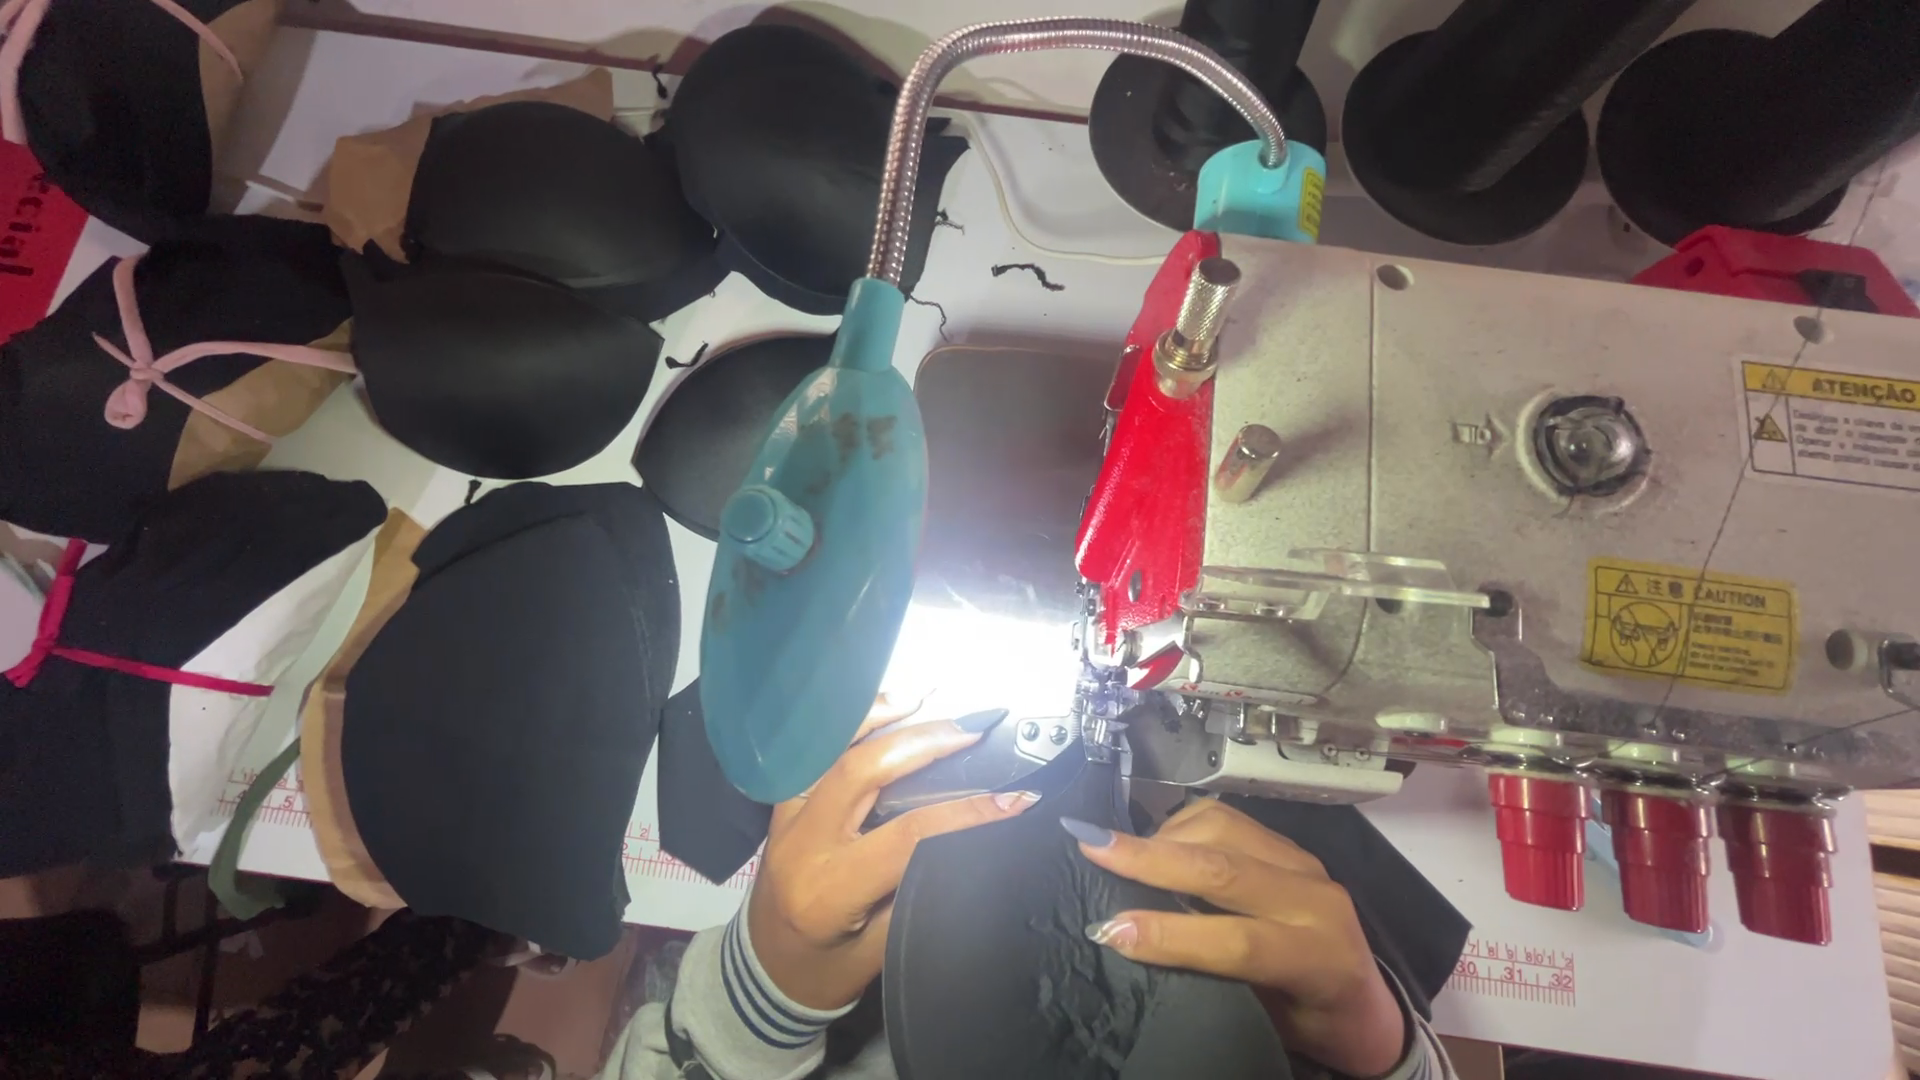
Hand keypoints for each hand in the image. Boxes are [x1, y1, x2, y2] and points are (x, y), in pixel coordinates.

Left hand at [748, 697, 1038, 1009]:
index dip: (965, 813)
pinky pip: (813, 753)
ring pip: (830, 749)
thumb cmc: (821, 973)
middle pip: (864, 770)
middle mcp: (803, 842)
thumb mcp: (877, 951)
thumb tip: (966, 841)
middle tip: (968, 730)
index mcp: (830, 890)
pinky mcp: (780, 805)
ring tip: (919, 699)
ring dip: (877, 716)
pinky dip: (847, 726)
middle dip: (922, 742)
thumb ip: (914, 895)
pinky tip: (877, 710)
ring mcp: (785, 817)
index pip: (907, 835)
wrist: (757, 978)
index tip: (1013, 799)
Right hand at [1065, 799, 1405, 1077]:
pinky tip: (1159, 841)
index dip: (1172, 935)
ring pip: (1223, 829)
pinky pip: (1227, 818)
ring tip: (1124, 852)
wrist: (1369, 1004)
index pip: (1239, 941)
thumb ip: (1212, 975)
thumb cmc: (1314, 1024)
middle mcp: (1316, 901)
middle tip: (1094, 845)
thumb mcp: (1268, 1020)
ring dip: (1164, 836)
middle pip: (1225, 868)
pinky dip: (1182, 825)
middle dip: (1152, 857)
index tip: (1113, 930)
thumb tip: (1133, 937)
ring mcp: (1303, 863)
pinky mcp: (1288, 844)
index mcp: (1319, 960)